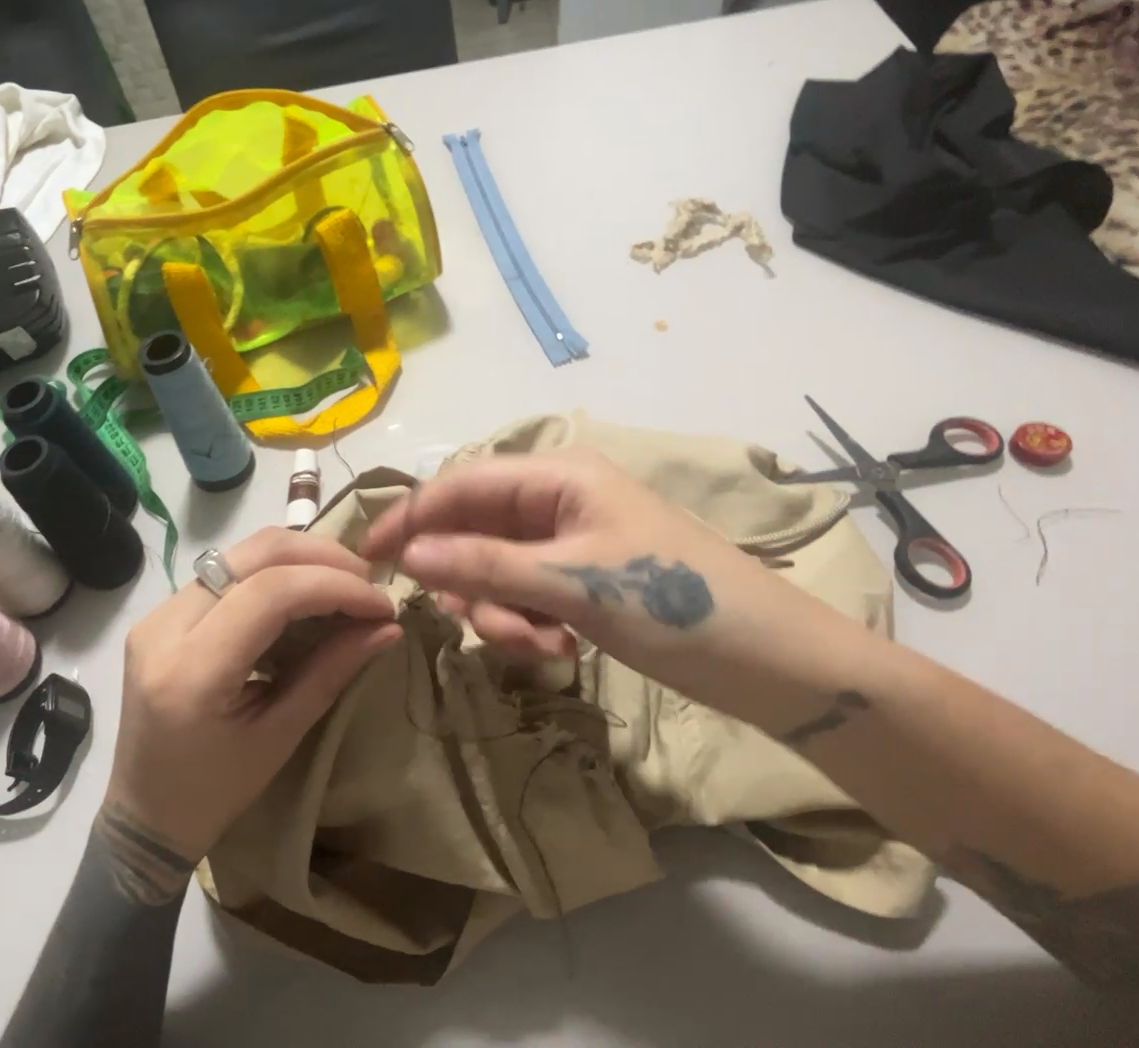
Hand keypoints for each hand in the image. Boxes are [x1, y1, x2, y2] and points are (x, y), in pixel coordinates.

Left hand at [106, 528, 402, 861]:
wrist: (143, 815)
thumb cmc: (214, 793)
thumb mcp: (279, 738)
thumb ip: (330, 673)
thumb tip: (387, 627)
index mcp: (191, 670)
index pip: (269, 593)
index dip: (334, 586)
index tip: (382, 604)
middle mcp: (164, 627)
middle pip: (254, 554)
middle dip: (322, 557)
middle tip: (368, 583)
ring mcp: (156, 615)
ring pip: (240, 553)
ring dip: (300, 560)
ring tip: (344, 586)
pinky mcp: (160, 615)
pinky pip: (225, 572)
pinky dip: (273, 574)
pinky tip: (304, 596)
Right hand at [360, 451, 857, 713]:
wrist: (769, 662)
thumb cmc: (676, 603)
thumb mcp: (574, 583)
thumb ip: (486, 564)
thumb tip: (408, 552)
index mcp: (559, 476)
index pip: (462, 484)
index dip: (412, 516)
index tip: (369, 559)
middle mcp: (558, 502)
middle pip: (474, 533)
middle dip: (473, 585)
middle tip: (484, 627)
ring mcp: (569, 546)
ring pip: (495, 573)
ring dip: (503, 614)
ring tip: (544, 648)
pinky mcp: (580, 585)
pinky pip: (524, 598)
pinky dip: (528, 626)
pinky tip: (560, 651)